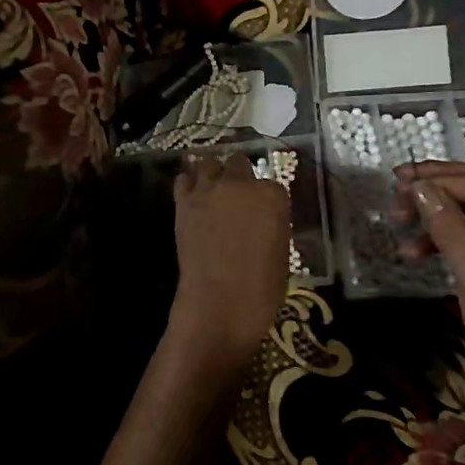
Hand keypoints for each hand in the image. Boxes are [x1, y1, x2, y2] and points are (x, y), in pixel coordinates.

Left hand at [170, 153, 291, 356]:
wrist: (219, 301)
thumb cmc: (261, 286)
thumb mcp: (281, 251)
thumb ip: (271, 224)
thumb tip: (260, 220)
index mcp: (273, 196)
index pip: (271, 184)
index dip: (264, 197)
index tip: (259, 210)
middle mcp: (240, 185)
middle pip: (238, 163)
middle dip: (238, 175)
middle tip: (236, 195)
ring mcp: (209, 191)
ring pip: (208, 163)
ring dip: (211, 174)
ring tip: (212, 189)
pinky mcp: (183, 202)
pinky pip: (183, 180)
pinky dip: (188, 184)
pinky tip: (192, 195)